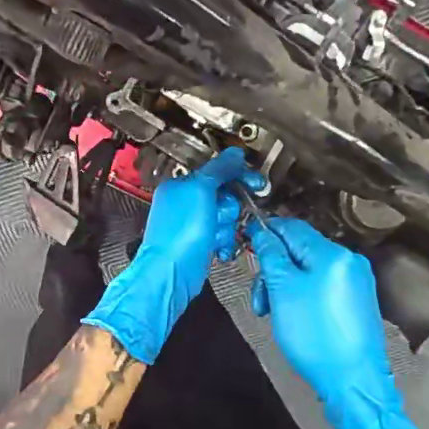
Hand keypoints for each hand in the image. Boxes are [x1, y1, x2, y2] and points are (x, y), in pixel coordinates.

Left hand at [82, 148, 261, 362]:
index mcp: (181, 185)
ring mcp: (192, 225)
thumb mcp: (202, 191)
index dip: (238, 175)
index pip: (216, 171)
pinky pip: (222, 236)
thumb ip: (219, 169)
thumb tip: (235, 153)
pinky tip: (221, 251)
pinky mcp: (200, 244)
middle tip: (223, 217)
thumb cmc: (180, 234)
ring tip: (216, 237)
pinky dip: (224, 243)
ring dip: (226, 228)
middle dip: (229, 209)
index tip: (257, 182)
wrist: (170, 275)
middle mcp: (185, 203)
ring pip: (226, 218)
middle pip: (225, 196)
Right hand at [249, 218, 428, 428]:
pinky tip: (292, 317)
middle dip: (273, 269)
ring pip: (308, 270)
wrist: (353, 381)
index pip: (293, 227)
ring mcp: (355, 282)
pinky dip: (301, 295)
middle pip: (300, 250)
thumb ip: (272, 255)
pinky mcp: (356, 302)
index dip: (266, 231)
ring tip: (272, 312)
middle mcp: (349, 261)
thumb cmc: (315, 335)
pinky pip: (322, 286)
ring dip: (284, 285)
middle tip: (260, 297)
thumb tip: (262, 231)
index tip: (245, 242)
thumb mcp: (283, 291)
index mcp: (333, 253)